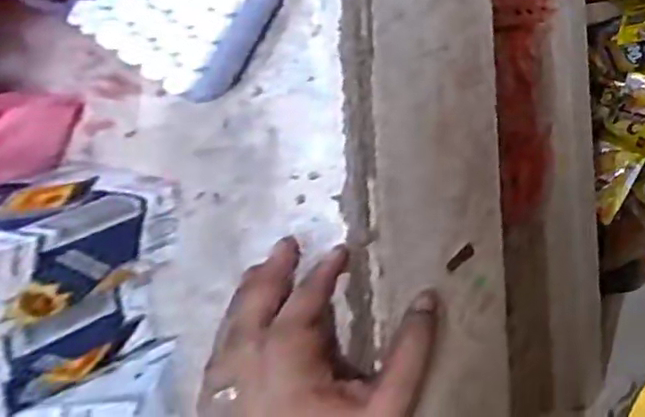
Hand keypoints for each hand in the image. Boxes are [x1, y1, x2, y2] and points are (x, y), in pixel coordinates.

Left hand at [200, 238, 437, 416]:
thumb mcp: (390, 404)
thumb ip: (410, 351)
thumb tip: (428, 295)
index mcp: (286, 383)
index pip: (296, 319)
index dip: (317, 282)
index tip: (341, 251)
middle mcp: (245, 393)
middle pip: (245, 329)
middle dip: (265, 283)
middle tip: (285, 244)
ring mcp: (225, 411)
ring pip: (223, 350)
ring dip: (242, 306)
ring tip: (259, 272)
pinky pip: (215, 372)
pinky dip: (229, 338)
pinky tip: (241, 329)